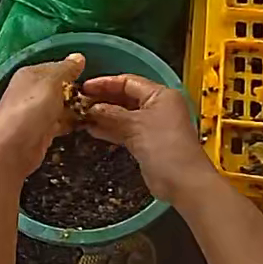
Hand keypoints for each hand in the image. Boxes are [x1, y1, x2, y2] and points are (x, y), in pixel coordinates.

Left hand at [0, 53, 85, 176]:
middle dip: (76, 91)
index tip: (91, 75)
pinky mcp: (40, 131)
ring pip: (60, 105)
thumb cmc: (30, 110)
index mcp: (29, 74)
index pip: (55, 66)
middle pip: (58, 87)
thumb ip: (66, 69)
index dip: (73, 70)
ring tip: (95, 109)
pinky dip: (71, 123)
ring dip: (75, 108)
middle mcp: (30, 91)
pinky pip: (60, 122)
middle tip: (97, 95)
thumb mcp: (51, 83)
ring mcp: (35, 113)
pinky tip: (85, 124)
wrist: (11, 149)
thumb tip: (78, 57)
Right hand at [81, 74, 215, 202]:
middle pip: (125, 97)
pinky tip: (93, 130)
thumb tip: (91, 108)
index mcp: (160, 95)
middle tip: (80, 102)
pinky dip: (110, 129)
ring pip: (123, 115)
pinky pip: (124, 130)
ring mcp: (152, 126)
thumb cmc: (167, 148)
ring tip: (81, 115)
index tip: (85, 87)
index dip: (105, 83)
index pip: (128, 81)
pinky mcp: (147, 142)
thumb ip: (110, 114)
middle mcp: (158, 107)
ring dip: (103, 115)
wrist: (182, 181)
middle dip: (102, 99)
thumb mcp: (135, 125)